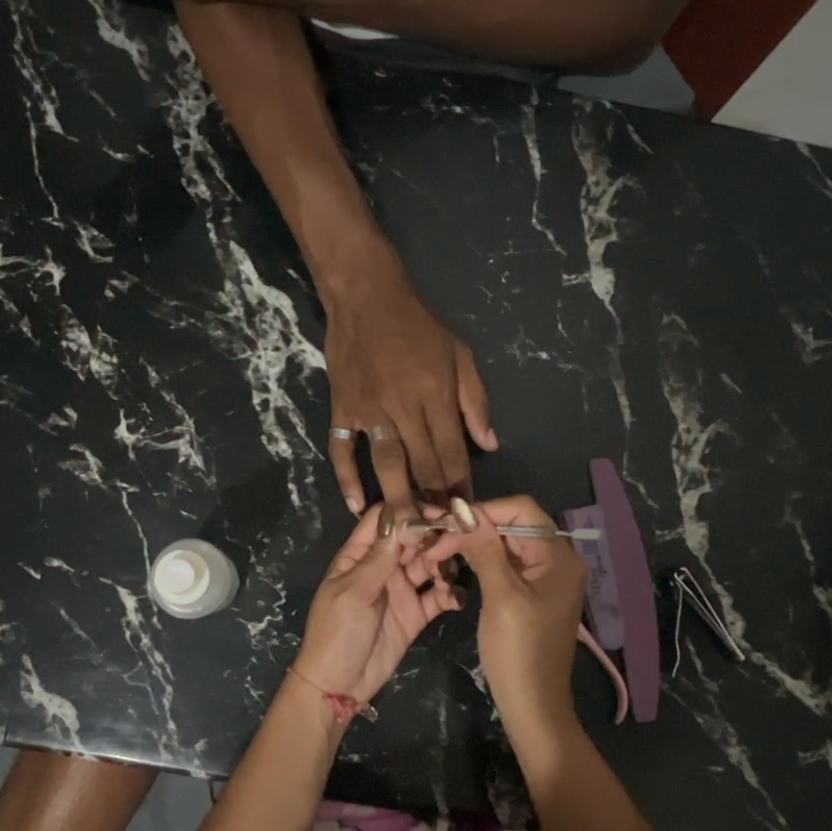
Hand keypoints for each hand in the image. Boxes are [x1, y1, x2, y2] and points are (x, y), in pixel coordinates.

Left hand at [292, 505, 459, 706]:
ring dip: (443, 563)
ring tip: (450, 572)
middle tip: (455, 538)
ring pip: (429, 564)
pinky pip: (438, 596)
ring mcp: (401, 590)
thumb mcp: (353, 592)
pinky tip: (454, 597)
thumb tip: (401, 518)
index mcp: (358, 556)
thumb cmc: (336, 633)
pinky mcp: (415, 614)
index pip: (383, 521)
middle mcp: (382, 567)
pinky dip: (450, 593)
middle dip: (433, 536)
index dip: (407, 512)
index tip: (434, 511)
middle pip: (412, 540)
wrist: (337, 685)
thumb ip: (379, 558)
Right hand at [321, 254, 496, 517]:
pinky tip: (358, 505)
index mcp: (436, 394)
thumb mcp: (459, 354)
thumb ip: (475, 401)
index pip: (452, 453)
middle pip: (422, 465)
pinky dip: (347, 479)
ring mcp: (370, 411)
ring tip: (406, 531)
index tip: (466, 515)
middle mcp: (404, 408)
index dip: (460, 487)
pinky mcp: (343, 409)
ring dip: (398, 500)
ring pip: (386, 465)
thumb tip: (489, 443)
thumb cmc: (418, 327)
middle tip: (441, 533)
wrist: (365, 298)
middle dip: (434, 502)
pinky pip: (343, 450)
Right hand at [433, 496, 585, 714]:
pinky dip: (482, 562)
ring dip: (474, 545)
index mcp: (558, 556)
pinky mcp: (533, 593)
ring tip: (438, 554)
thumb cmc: (518, 651)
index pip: (521, 510)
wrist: (533, 704)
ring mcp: (546, 578)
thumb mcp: (500, 597)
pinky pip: (507, 565)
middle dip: (474, 529)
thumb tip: (465, 513)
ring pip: (506, 544)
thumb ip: (485, 550)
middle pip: (513, 525)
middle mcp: (557, 560)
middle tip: (435, 542)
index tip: (446, 522)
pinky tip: (456, 567)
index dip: (483, 510)